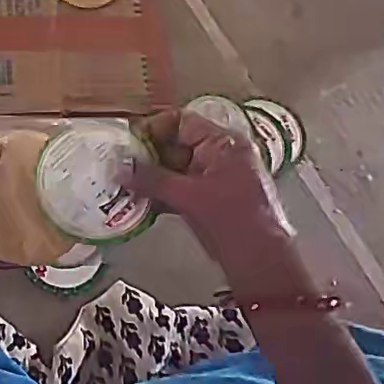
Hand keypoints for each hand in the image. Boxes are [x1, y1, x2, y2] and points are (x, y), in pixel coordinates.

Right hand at [131, 109, 304, 290]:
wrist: (261, 262)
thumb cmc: (235, 222)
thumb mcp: (188, 196)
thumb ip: (152, 179)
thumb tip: (122, 168)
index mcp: (223, 143)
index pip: (181, 121)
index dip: (153, 127)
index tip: (129, 141)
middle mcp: (221, 154)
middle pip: (176, 143)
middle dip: (148, 155)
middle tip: (123, 165)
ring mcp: (216, 176)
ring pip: (176, 167)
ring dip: (152, 176)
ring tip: (127, 183)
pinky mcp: (210, 197)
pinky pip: (181, 186)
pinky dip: (162, 192)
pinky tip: (141, 201)